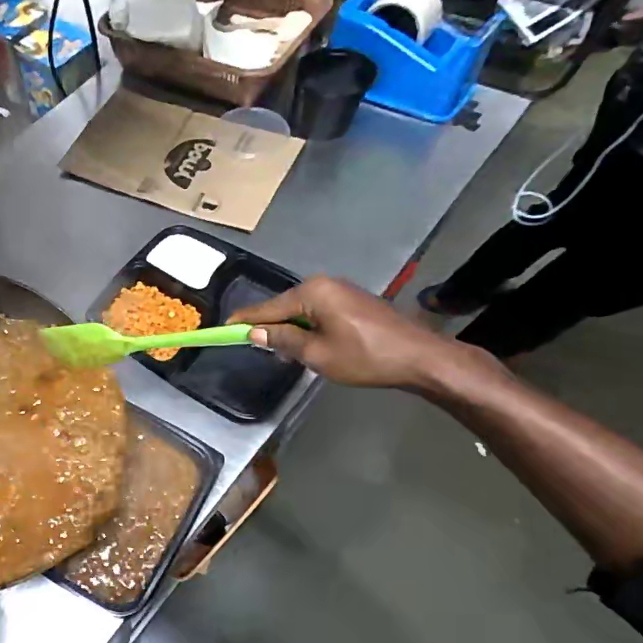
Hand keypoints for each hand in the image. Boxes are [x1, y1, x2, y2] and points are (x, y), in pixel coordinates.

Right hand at [227, 276, 468, 390]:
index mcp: (312, 292)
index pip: (267, 308)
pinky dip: (307, 327)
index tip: (222, 328)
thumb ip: (282, 340)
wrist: (420, 358)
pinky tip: (307, 345)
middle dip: (268, 327)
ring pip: (300, 311)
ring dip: (289, 330)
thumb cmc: (365, 356)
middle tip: (254, 348)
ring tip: (281, 353)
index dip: (244, 320)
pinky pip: (317, 311)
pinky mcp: (351, 301)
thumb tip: (254, 332)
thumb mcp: (316, 353)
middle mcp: (323, 284)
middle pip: (283, 307)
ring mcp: (339, 290)